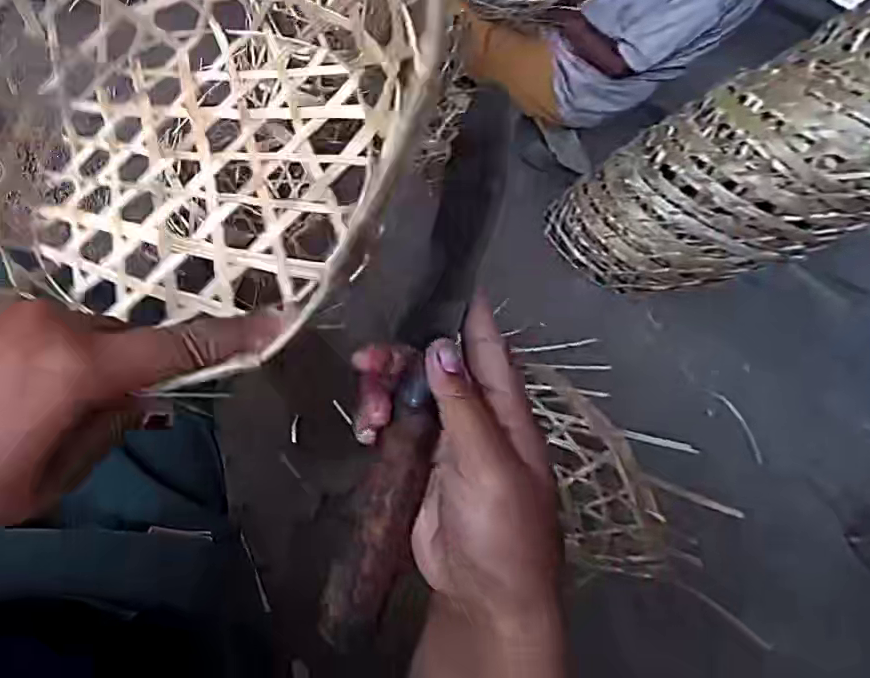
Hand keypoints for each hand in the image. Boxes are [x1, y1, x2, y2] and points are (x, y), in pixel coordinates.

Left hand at [0, 298, 283, 544]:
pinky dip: (60, 357)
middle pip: (124, 341)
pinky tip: (16, 396)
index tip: (272, 323)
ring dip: (90, 369)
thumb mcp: (45, 482)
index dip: (225, 339)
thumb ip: (104, 431)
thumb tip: (135, 396)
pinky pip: (53, 329)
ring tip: (41, 421)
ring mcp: (20, 308)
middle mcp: (54, 320)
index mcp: (75, 365)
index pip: (169, 348)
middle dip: (130, 376)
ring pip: (88, 334)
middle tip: (96, 430)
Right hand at [353, 293, 562, 656]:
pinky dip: (373, 415)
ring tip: (369, 414)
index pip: (486, 349)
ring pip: (402, 385)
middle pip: (429, 361)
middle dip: (396, 357)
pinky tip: (367, 432)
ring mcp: (441, 432)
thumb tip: (440, 346)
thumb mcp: (489, 466)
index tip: (446, 277)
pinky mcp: (414, 450)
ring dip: (379, 388)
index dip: (468, 314)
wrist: (481, 592)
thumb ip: (464, 405)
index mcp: (504, 412)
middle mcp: (472, 412)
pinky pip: (388, 414)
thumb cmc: (503, 530)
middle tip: (366, 363)